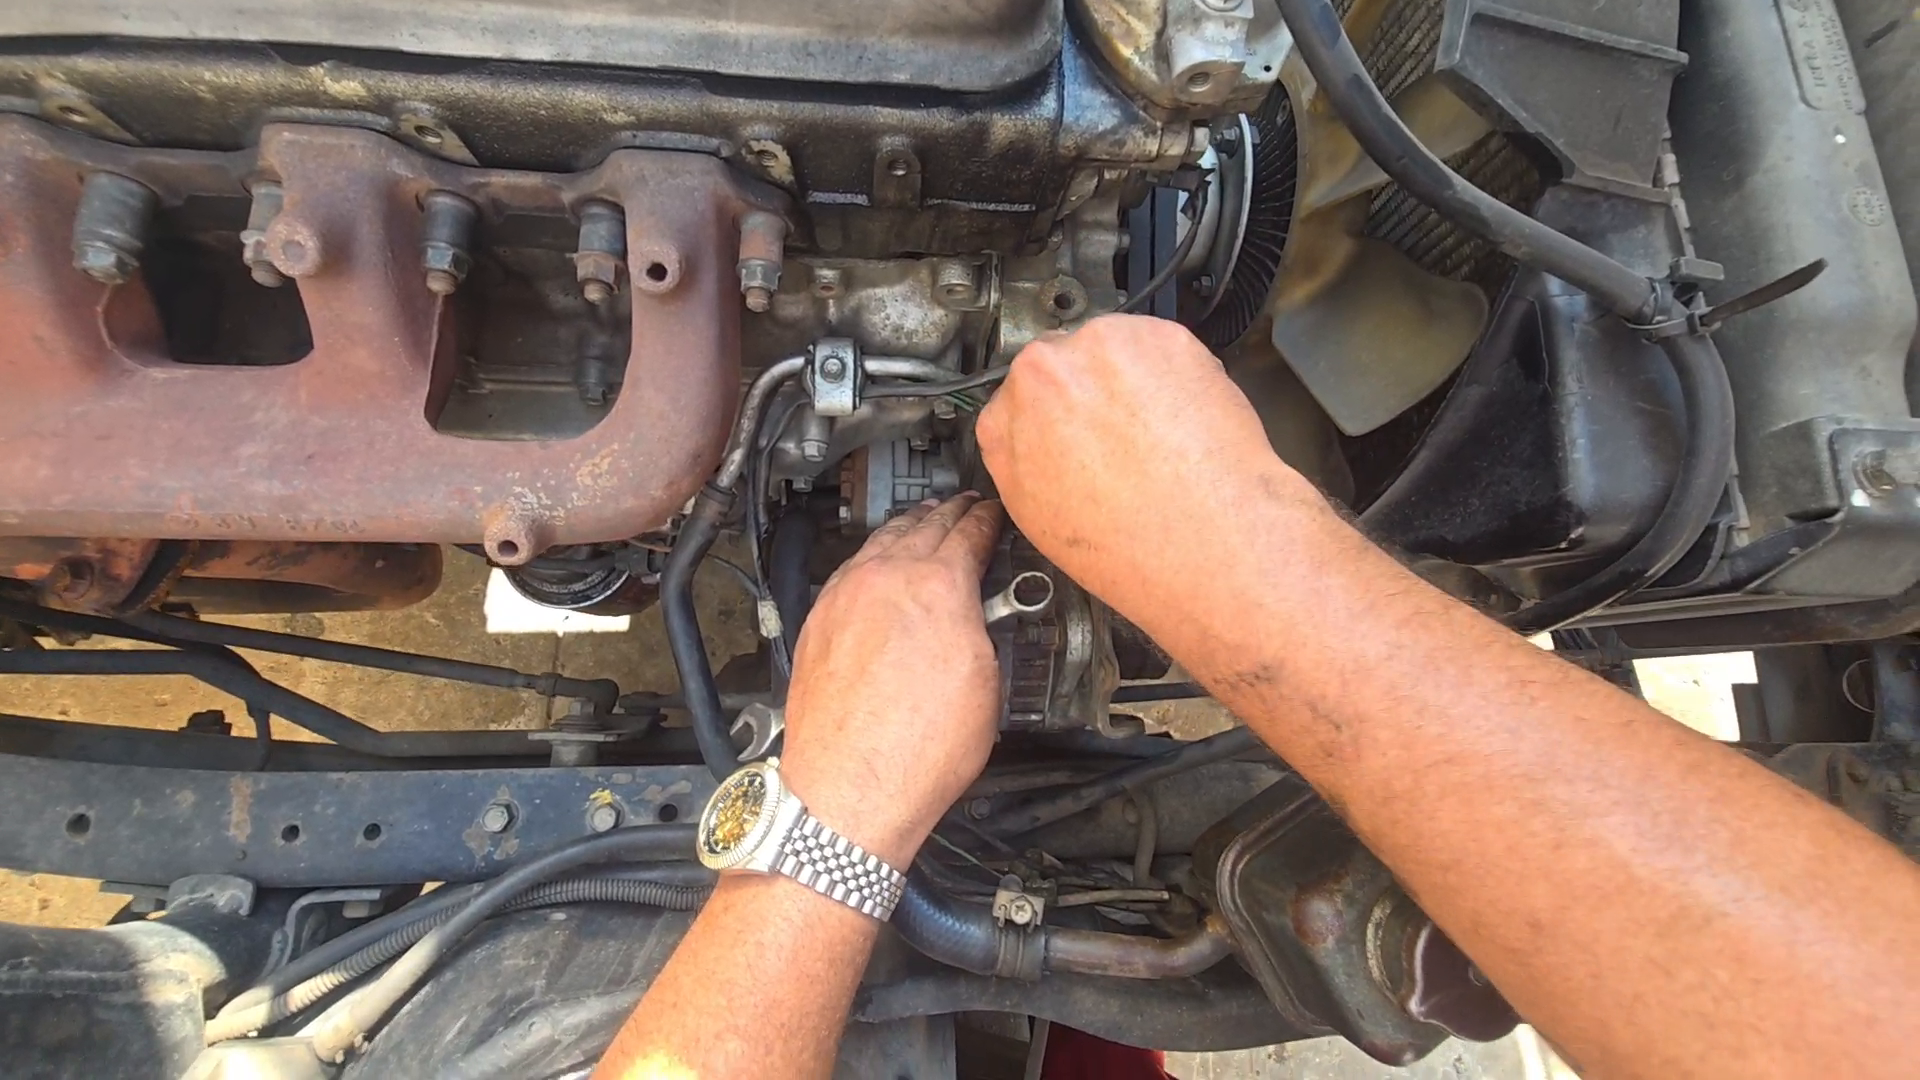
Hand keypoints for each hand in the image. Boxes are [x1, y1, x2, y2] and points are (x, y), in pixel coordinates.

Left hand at [778, 493, 1005, 865]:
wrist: (848, 791)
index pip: (968, 533)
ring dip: (910, 526)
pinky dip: (873, 555)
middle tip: (967, 506)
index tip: (993, 514)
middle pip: (924, 526)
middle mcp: (885, 578)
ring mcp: (845, 596)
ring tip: (925, 520)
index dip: (987, 520)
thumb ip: (979, 626)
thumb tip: (973, 611)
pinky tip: (880, 561)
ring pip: (881, 540)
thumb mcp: (985, 683)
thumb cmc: (916, 751)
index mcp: (935, 586)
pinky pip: (850, 568)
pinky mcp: (819, 619)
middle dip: (951, 512)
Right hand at [976, 315, 1323, 644]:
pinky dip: (1171, 373)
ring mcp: (1104, 347)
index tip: (1071, 429)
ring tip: (1151, 432)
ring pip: (1112, 349)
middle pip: (1062, 364)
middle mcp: (1046, 369)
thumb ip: (1016, 457)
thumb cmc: (1127, 545)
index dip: (1051, 417)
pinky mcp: (1162, 338)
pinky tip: (1177, 420)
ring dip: (1128, 378)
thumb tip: (1028, 436)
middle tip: (1118, 434)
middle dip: (1087, 392)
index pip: (1017, 398)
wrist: (1204, 543)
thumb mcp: (1032, 516)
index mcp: (1006, 415)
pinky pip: (1160, 347)